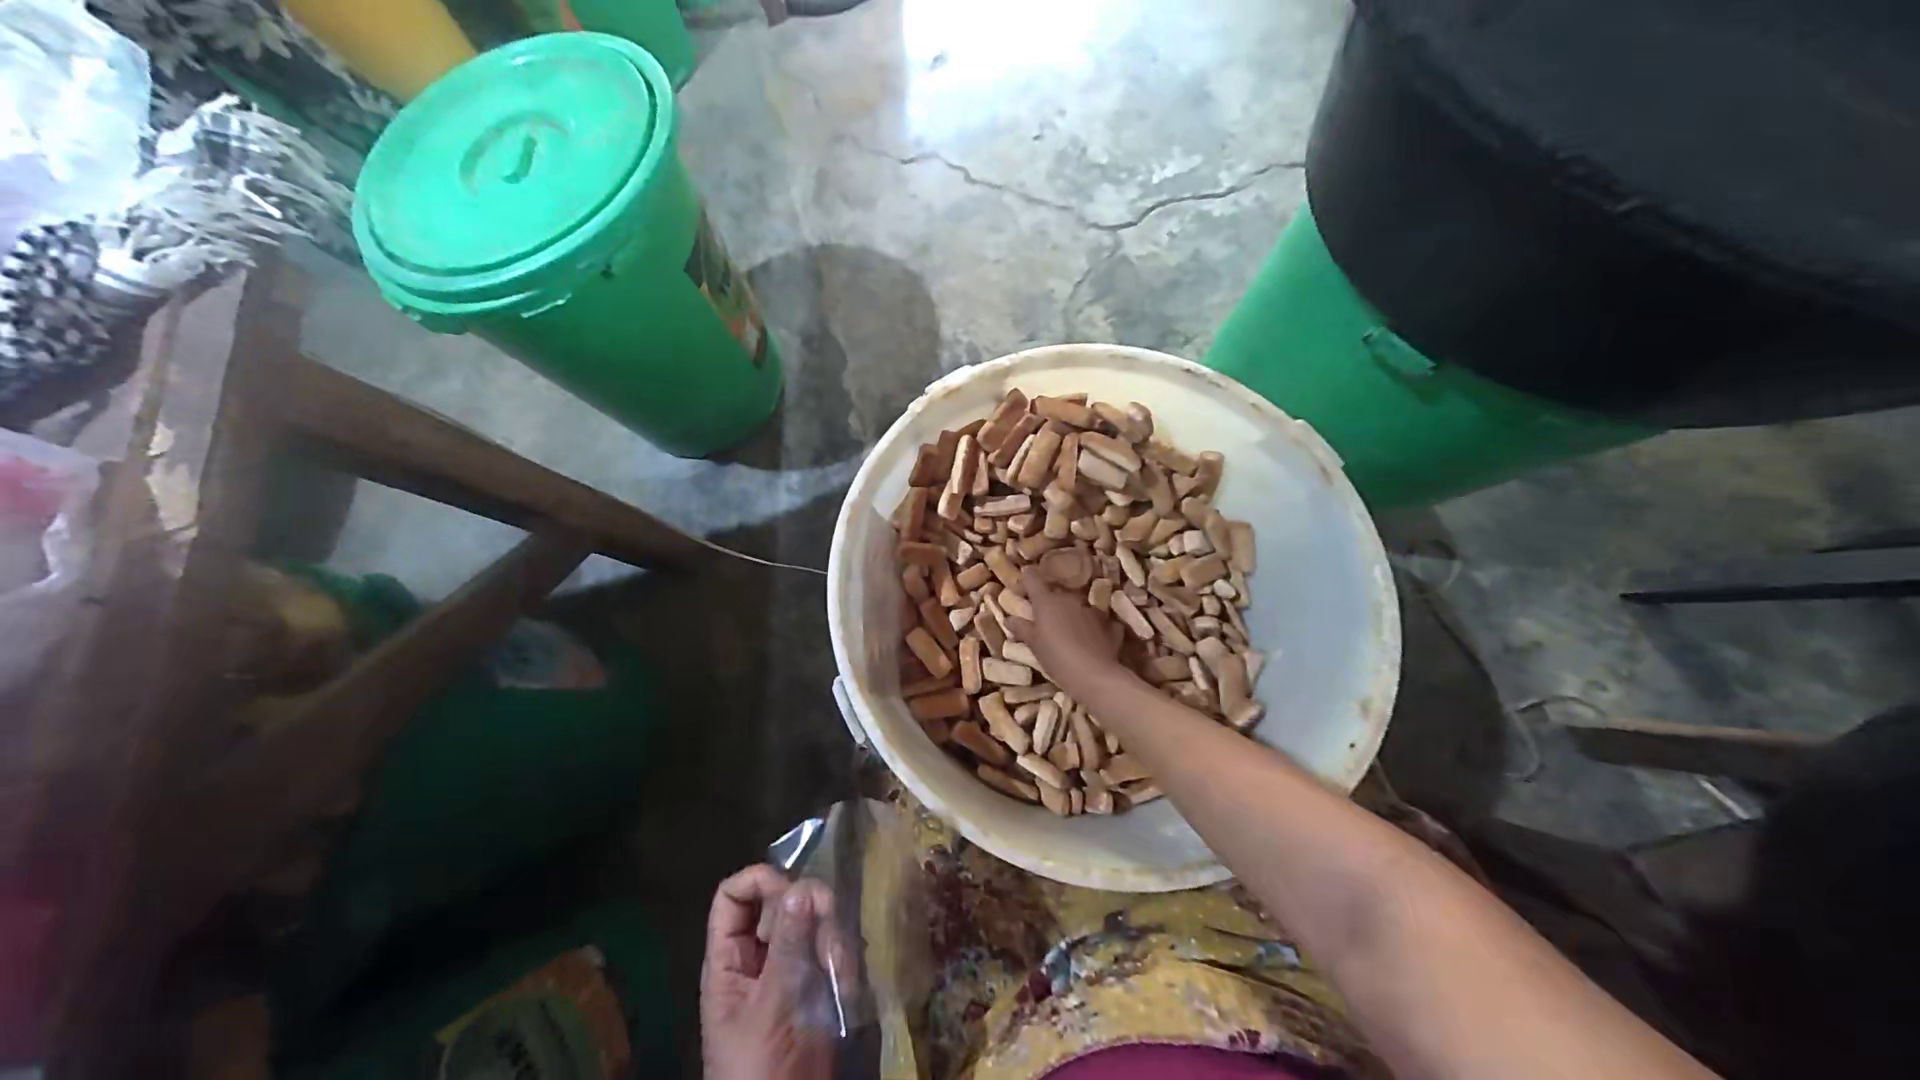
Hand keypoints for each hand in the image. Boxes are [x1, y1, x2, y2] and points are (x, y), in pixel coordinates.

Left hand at [701, 865, 838, 1079]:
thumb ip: (789, 946)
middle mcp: (758, 956)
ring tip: (843, 971)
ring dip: (831, 940)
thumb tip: (802, 886)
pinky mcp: (817, 985)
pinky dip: (844, 960)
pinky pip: (831, 950)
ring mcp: (789, 969)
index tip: (794, 892)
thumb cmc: (760, 1072)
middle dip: (809, 911)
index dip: (760, 882)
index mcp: (729, 960)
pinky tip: (851, 983)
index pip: (734, 896)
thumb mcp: (771, 1008)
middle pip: (780, 902)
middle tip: (830, 935)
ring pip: (812, 923)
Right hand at [1010, 566, 1124, 695]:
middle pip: (1056, 593)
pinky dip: (1093, 628)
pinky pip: (1097, 621)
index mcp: (1047, 601)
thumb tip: (1010, 618)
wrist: (1094, 675)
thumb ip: (1021, 628)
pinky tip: (1091, 640)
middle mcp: (1069, 599)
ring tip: (1067, 634)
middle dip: (1049, 603)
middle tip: (1042, 621)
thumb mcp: (1033, 645)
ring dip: (1071, 615)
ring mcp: (1091, 610)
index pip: (1032, 579)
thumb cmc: (1056, 657)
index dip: (1026, 579)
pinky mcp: (1108, 625)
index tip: (1022, 587)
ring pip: (1077, 607)